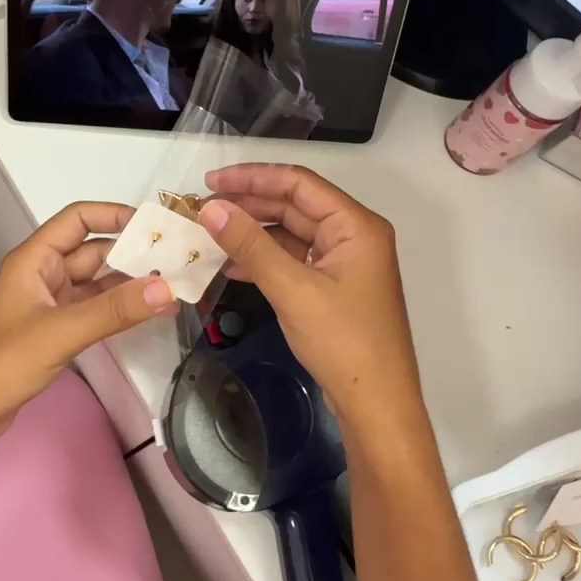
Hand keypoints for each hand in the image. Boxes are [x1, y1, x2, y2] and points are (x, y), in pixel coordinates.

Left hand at [0, 202, 177, 442]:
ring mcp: (49, 303)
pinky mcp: (55, 329)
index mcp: (34, 260)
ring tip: (173, 284)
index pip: (77, 219)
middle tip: (177, 258)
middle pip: (92, 250)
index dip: (113, 215)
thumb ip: (114, 310)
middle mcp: (42, 274)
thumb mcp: (61, 332)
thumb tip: (167, 288)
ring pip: (96, 281)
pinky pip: (93, 308)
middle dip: (131, 252)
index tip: (153, 226)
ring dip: (129, 282)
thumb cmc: (2, 363)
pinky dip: (119, 307)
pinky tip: (148, 311)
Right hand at [196, 164, 421, 426]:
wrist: (376, 403)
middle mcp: (353, 235)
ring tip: (210, 235)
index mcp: (355, 225)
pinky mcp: (334, 286)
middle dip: (249, 204)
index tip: (210, 181)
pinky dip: (264, 259)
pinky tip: (231, 266)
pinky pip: (294, 258)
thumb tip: (211, 209)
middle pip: (294, 205)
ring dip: (252, 233)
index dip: (252, 177)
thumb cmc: (343, 341)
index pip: (298, 183)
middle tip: (203, 209)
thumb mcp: (292, 289)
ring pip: (291, 232)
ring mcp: (344, 262)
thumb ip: (250, 246)